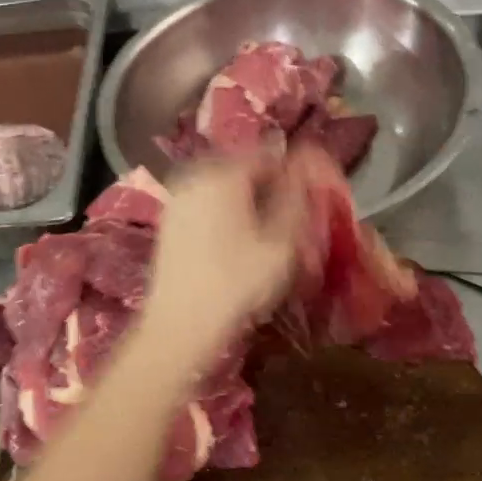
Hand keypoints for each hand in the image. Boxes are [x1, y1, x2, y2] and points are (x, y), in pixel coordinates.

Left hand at [138, 156, 304, 372]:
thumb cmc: (236, 284)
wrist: (179, 326)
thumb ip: (298, 198)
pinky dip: (226, 214)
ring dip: (249, 201)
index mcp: (222, 173)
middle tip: (292, 216)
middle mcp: (195, 176)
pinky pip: (206, 205)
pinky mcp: (169, 222)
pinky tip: (239, 243)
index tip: (312, 194)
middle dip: (270, 186)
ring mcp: (177, 199)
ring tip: (269, 232)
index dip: (294, 170)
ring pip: (224, 188)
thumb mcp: (281, 242)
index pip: (268, 154)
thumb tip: (309, 167)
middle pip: (244, 169)